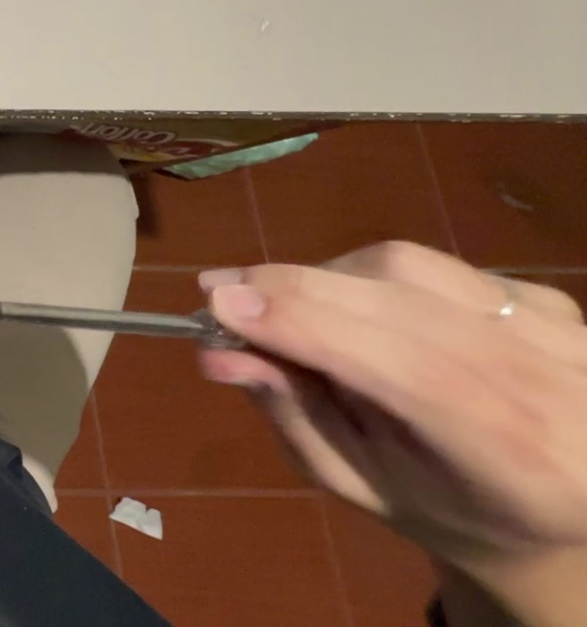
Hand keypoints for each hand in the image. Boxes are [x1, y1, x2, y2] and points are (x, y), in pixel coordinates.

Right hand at [198, 243, 586, 625]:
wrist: (559, 501)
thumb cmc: (439, 505)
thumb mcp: (353, 479)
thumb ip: (290, 413)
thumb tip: (216, 353)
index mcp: (526, 463)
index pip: (413, 372)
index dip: (308, 327)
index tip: (218, 302)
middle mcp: (564, 391)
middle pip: (402, 305)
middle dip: (293, 291)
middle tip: (217, 291)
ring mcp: (563, 334)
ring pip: (405, 268)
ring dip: (320, 280)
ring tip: (289, 312)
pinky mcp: (546, 298)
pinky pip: (422, 263)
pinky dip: (357, 275)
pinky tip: (348, 308)